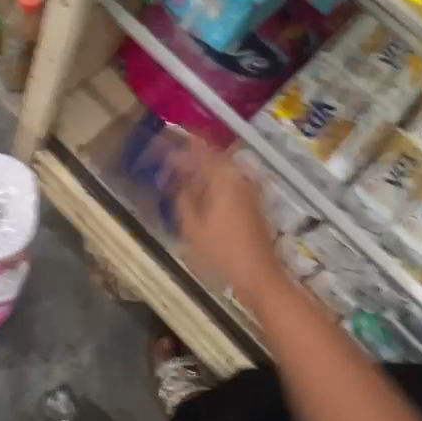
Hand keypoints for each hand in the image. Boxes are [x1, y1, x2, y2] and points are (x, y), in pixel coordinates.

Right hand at [164, 136, 284, 300]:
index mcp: (224, 177)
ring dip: (201, 172)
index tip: (163, 145)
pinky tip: (199, 197)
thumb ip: (183, 199)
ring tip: (180, 180)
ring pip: (220, 171)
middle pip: (211, 158)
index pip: (200, 149)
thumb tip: (177, 183)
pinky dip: (212, 184)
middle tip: (169, 164)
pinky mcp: (252, 203)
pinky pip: (228, 184)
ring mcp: (248, 189)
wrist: (258, 275)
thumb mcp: (192, 227)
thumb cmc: (222, 251)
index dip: (181, 146)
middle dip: (190, 158)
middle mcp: (239, 177)